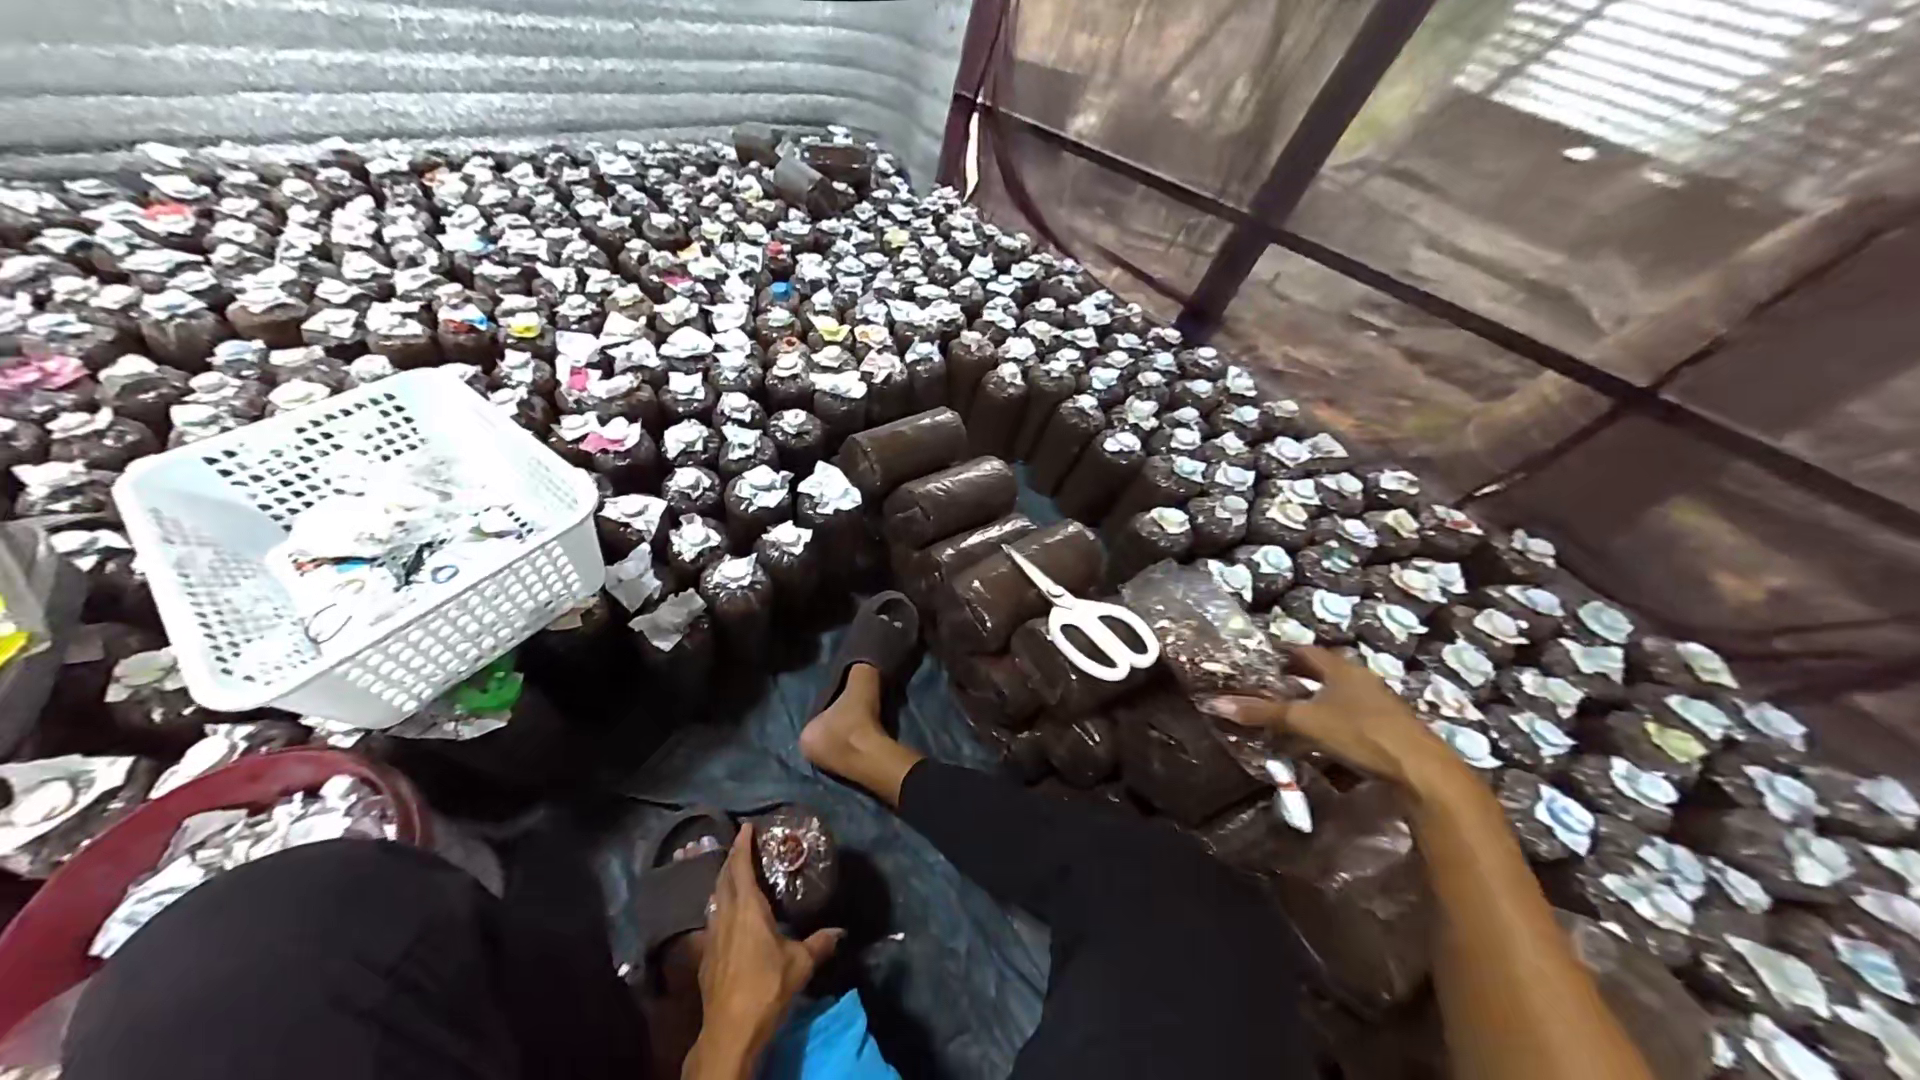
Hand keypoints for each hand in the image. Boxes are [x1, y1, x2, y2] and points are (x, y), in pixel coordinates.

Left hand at [692, 823, 843, 1066]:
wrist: (730, 1030)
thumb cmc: (767, 986)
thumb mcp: (801, 963)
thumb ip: (820, 943)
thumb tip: (841, 931)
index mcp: (747, 909)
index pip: (740, 868)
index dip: (742, 846)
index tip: (745, 827)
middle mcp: (725, 916)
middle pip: (724, 879)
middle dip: (732, 859)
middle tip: (743, 845)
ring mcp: (712, 937)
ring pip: (715, 899)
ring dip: (724, 882)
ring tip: (736, 874)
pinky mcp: (706, 957)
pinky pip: (713, 919)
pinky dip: (721, 905)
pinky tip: (729, 915)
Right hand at [1199, 646, 1461, 791]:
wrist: (1422, 772)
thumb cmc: (1360, 734)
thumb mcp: (1304, 722)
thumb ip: (1261, 713)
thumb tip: (1214, 703)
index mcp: (1341, 668)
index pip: (1304, 650)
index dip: (1280, 653)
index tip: (1257, 661)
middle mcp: (1360, 680)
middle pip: (1320, 675)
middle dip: (1293, 682)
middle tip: (1265, 691)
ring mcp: (1377, 706)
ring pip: (1334, 700)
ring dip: (1311, 708)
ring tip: (1284, 720)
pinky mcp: (1386, 731)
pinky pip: (1347, 721)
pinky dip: (1327, 728)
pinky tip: (1314, 745)